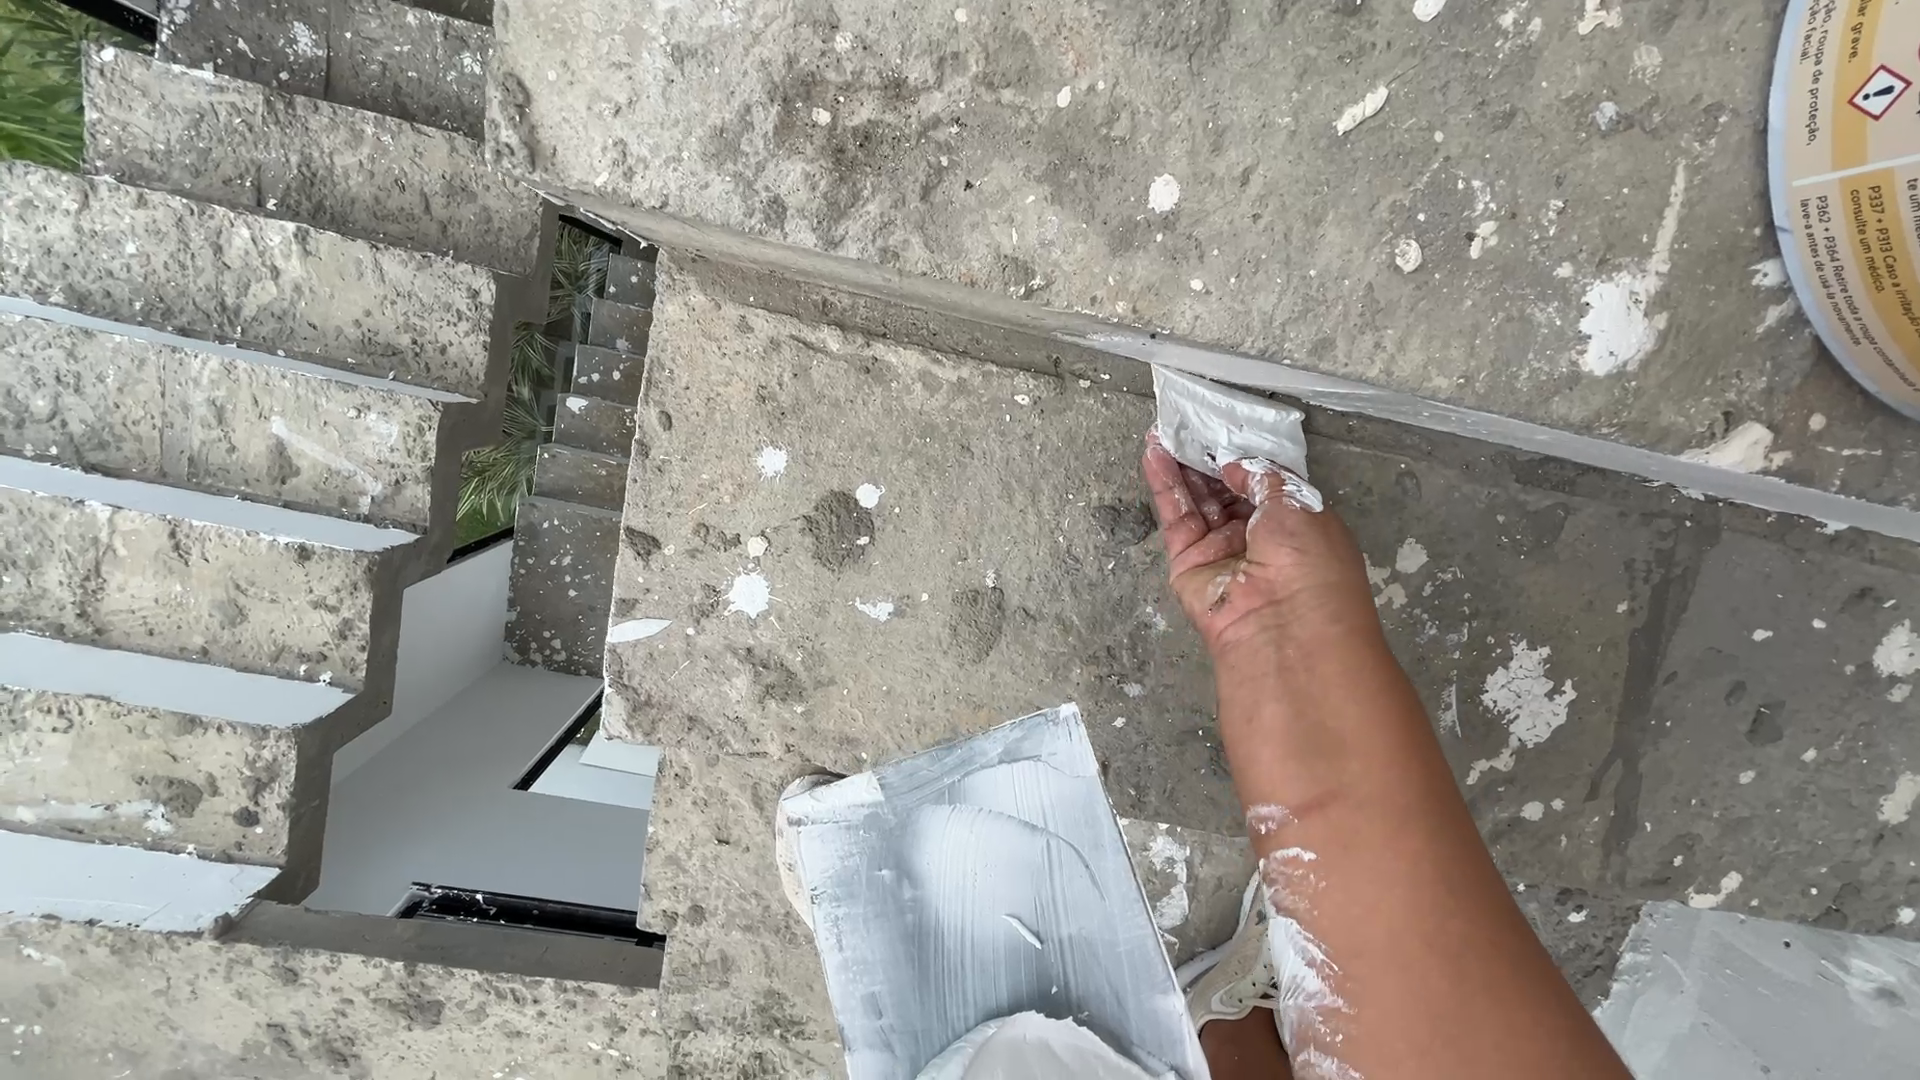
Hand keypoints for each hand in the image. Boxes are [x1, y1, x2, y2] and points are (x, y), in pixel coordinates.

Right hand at [1142, 431, 1379, 658]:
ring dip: (1181, 464)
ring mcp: (1220, 549)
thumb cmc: (1308, 562)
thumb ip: (1262, 477)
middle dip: (1207, 456)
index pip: (1262, 483)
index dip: (1243, 455)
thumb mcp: (1297, 504)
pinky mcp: (1188, 560)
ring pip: (1197, 499)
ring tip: (1164, 429)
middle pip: (1225, 489)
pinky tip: (1154, 453)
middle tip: (1187, 421)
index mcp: (1293, 524)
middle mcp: (1256, 536)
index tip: (1225, 426)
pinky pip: (1176, 516)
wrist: (1282, 626)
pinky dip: (1164, 485)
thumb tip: (1234, 464)